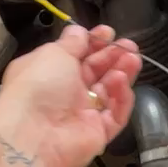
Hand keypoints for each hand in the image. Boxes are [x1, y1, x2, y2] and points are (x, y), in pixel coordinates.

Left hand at [0, 24, 140, 166]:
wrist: (33, 135)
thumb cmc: (37, 86)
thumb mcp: (53, 53)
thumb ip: (72, 42)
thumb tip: (79, 30)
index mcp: (50, 72)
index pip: (77, 55)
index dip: (94, 43)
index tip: (109, 32)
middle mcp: (66, 93)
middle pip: (96, 72)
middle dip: (113, 56)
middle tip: (130, 46)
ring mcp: (83, 114)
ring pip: (109, 91)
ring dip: (121, 73)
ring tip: (133, 59)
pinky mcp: (98, 133)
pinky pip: (116, 114)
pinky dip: (121, 98)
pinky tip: (122, 82)